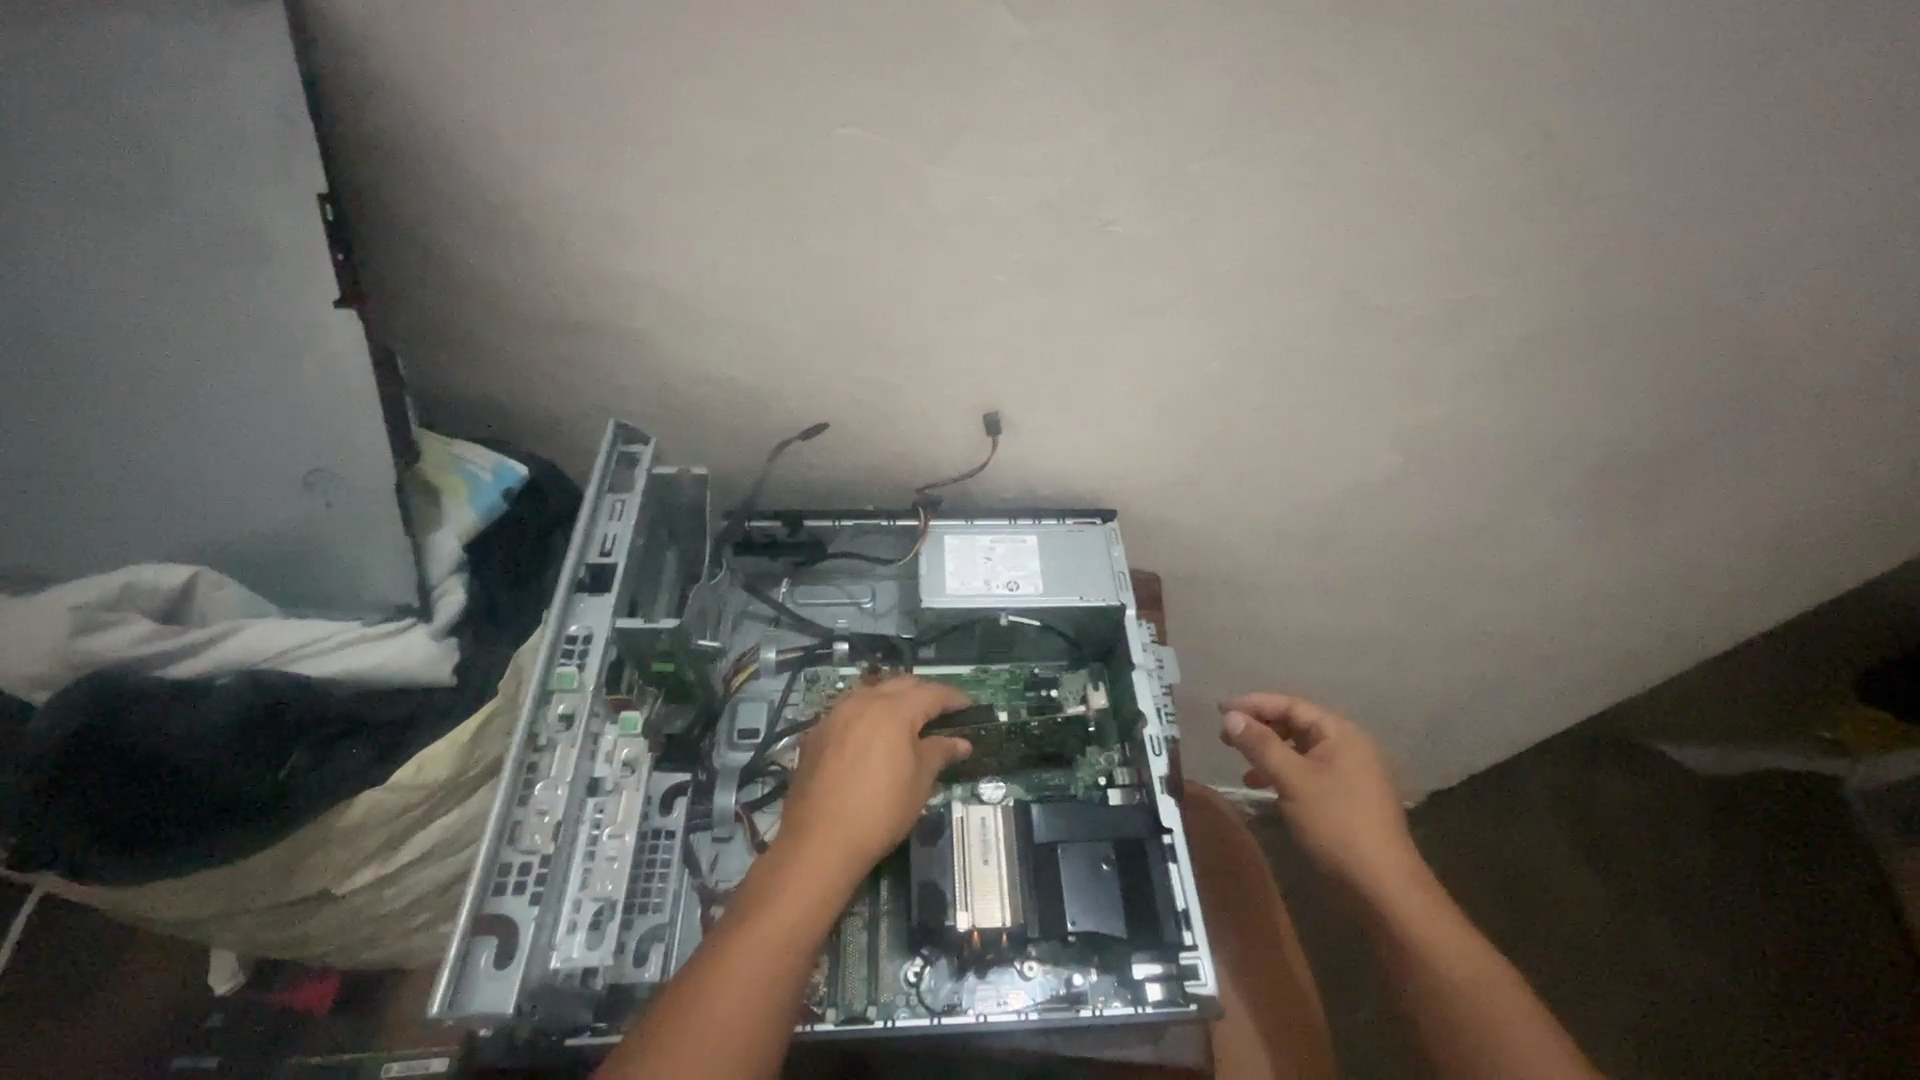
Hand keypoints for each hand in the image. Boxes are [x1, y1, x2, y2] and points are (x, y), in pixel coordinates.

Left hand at [777, 676, 972, 881]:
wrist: (820, 840)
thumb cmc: (881, 810)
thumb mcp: (920, 781)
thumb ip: (940, 752)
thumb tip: (961, 742)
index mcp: (893, 710)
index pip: (931, 693)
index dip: (953, 698)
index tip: (969, 706)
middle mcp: (862, 702)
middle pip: (900, 685)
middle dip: (923, 694)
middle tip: (941, 713)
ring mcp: (835, 715)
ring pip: (870, 694)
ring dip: (892, 700)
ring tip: (907, 721)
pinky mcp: (816, 734)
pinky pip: (848, 712)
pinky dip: (867, 716)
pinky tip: (871, 737)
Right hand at [1218, 693, 1424, 899]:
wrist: (1380, 884)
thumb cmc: (1336, 823)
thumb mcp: (1293, 779)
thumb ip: (1260, 745)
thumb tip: (1231, 716)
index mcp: (1341, 734)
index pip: (1292, 705)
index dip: (1254, 704)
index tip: (1219, 709)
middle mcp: (1348, 746)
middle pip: (1296, 724)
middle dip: (1260, 728)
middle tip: (1225, 736)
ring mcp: (1349, 773)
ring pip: (1300, 750)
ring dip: (1269, 752)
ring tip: (1241, 764)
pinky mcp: (1344, 798)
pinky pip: (1307, 772)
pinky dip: (1282, 773)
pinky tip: (1263, 787)